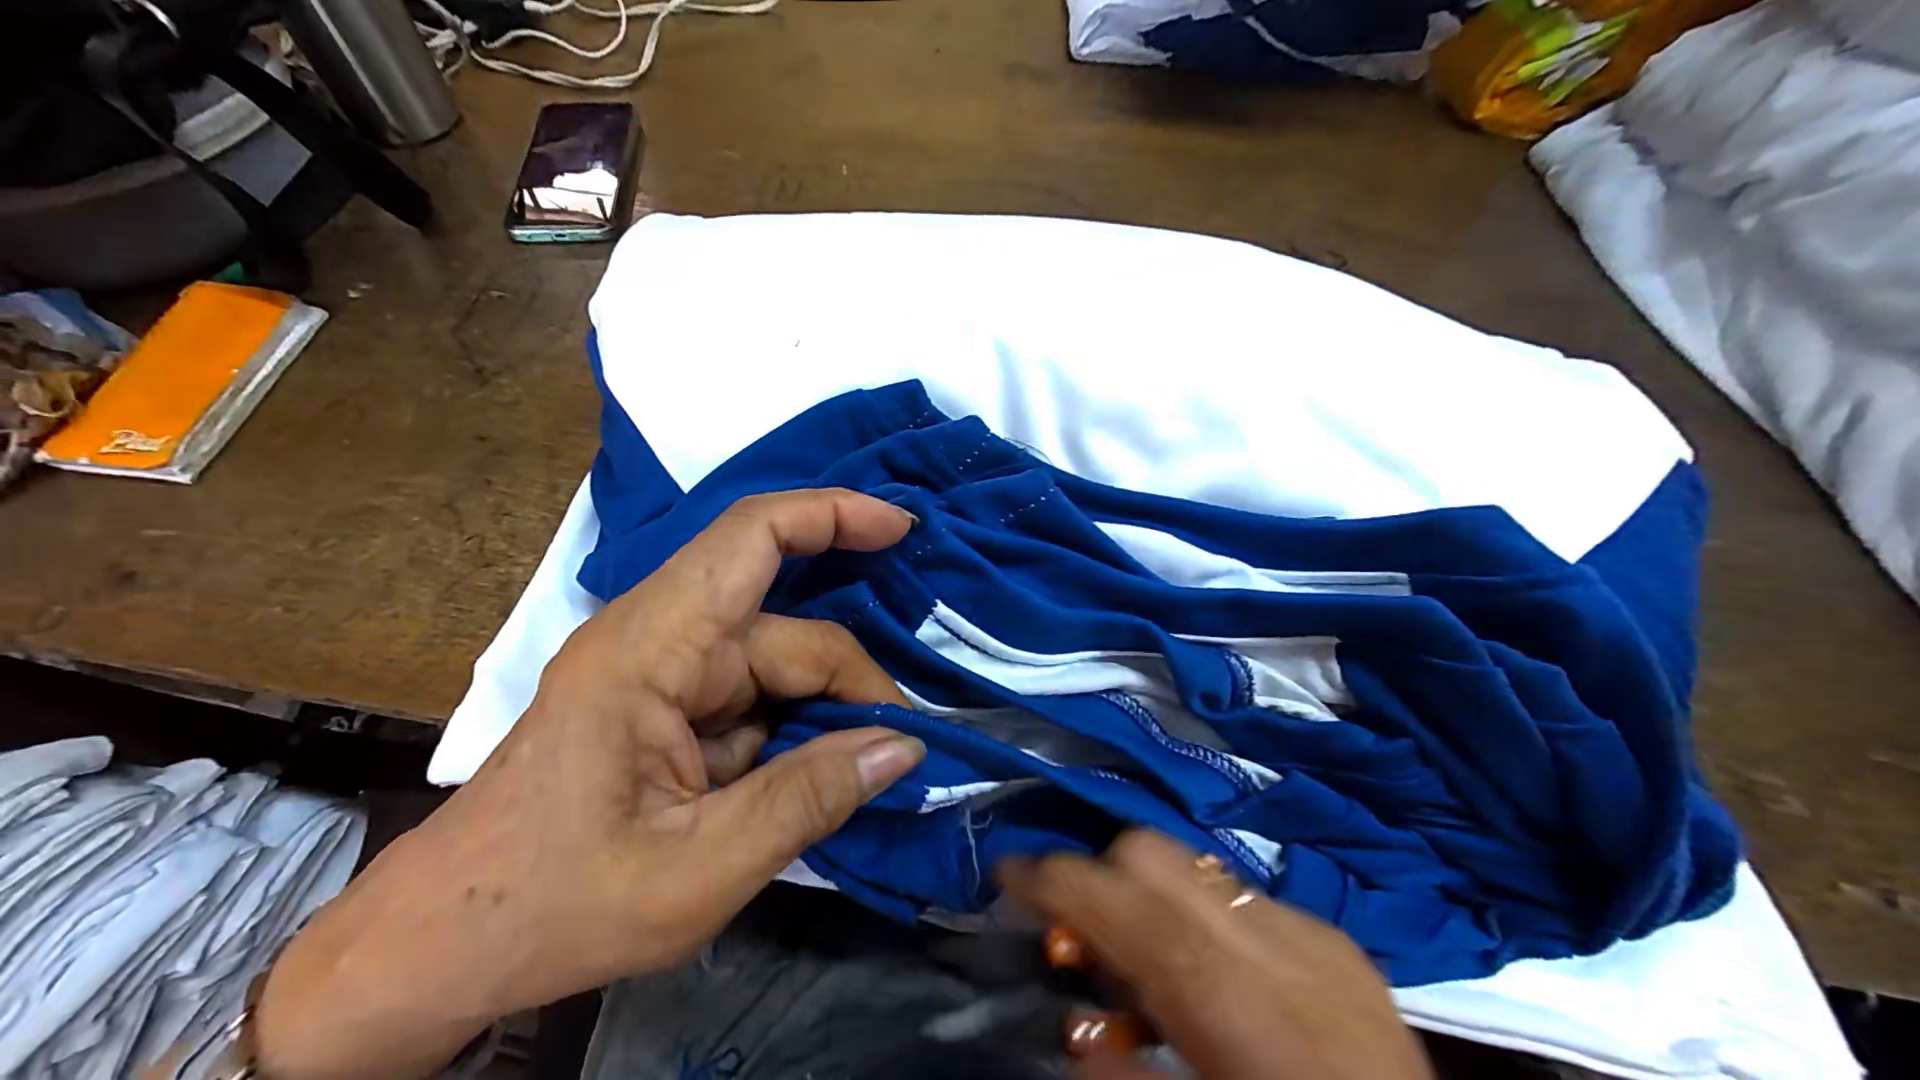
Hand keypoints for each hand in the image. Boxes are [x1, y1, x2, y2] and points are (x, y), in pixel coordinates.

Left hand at [254, 490, 927, 1079]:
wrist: (444, 947)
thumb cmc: (553, 907)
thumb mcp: (695, 872)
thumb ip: (806, 802)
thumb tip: (904, 748)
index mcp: (650, 649)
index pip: (749, 540)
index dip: (831, 515)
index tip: (902, 529)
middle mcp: (662, 643)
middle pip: (788, 631)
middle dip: (853, 686)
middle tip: (903, 751)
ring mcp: (668, 677)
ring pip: (781, 670)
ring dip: (828, 717)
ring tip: (865, 776)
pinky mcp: (674, 711)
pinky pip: (760, 702)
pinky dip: (800, 733)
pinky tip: (823, 779)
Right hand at [998, 831, 1432, 1079]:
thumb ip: (1120, 1061)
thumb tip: (1072, 1015)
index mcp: (1229, 998)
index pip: (1120, 902)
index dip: (1053, 879)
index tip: (1009, 873)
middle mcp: (1271, 941)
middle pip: (1153, 853)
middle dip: (1099, 873)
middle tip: (1081, 931)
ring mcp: (1313, 932)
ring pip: (1196, 861)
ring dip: (1149, 889)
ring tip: (1142, 952)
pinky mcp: (1342, 941)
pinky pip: (1245, 895)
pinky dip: (1205, 913)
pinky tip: (1214, 969)